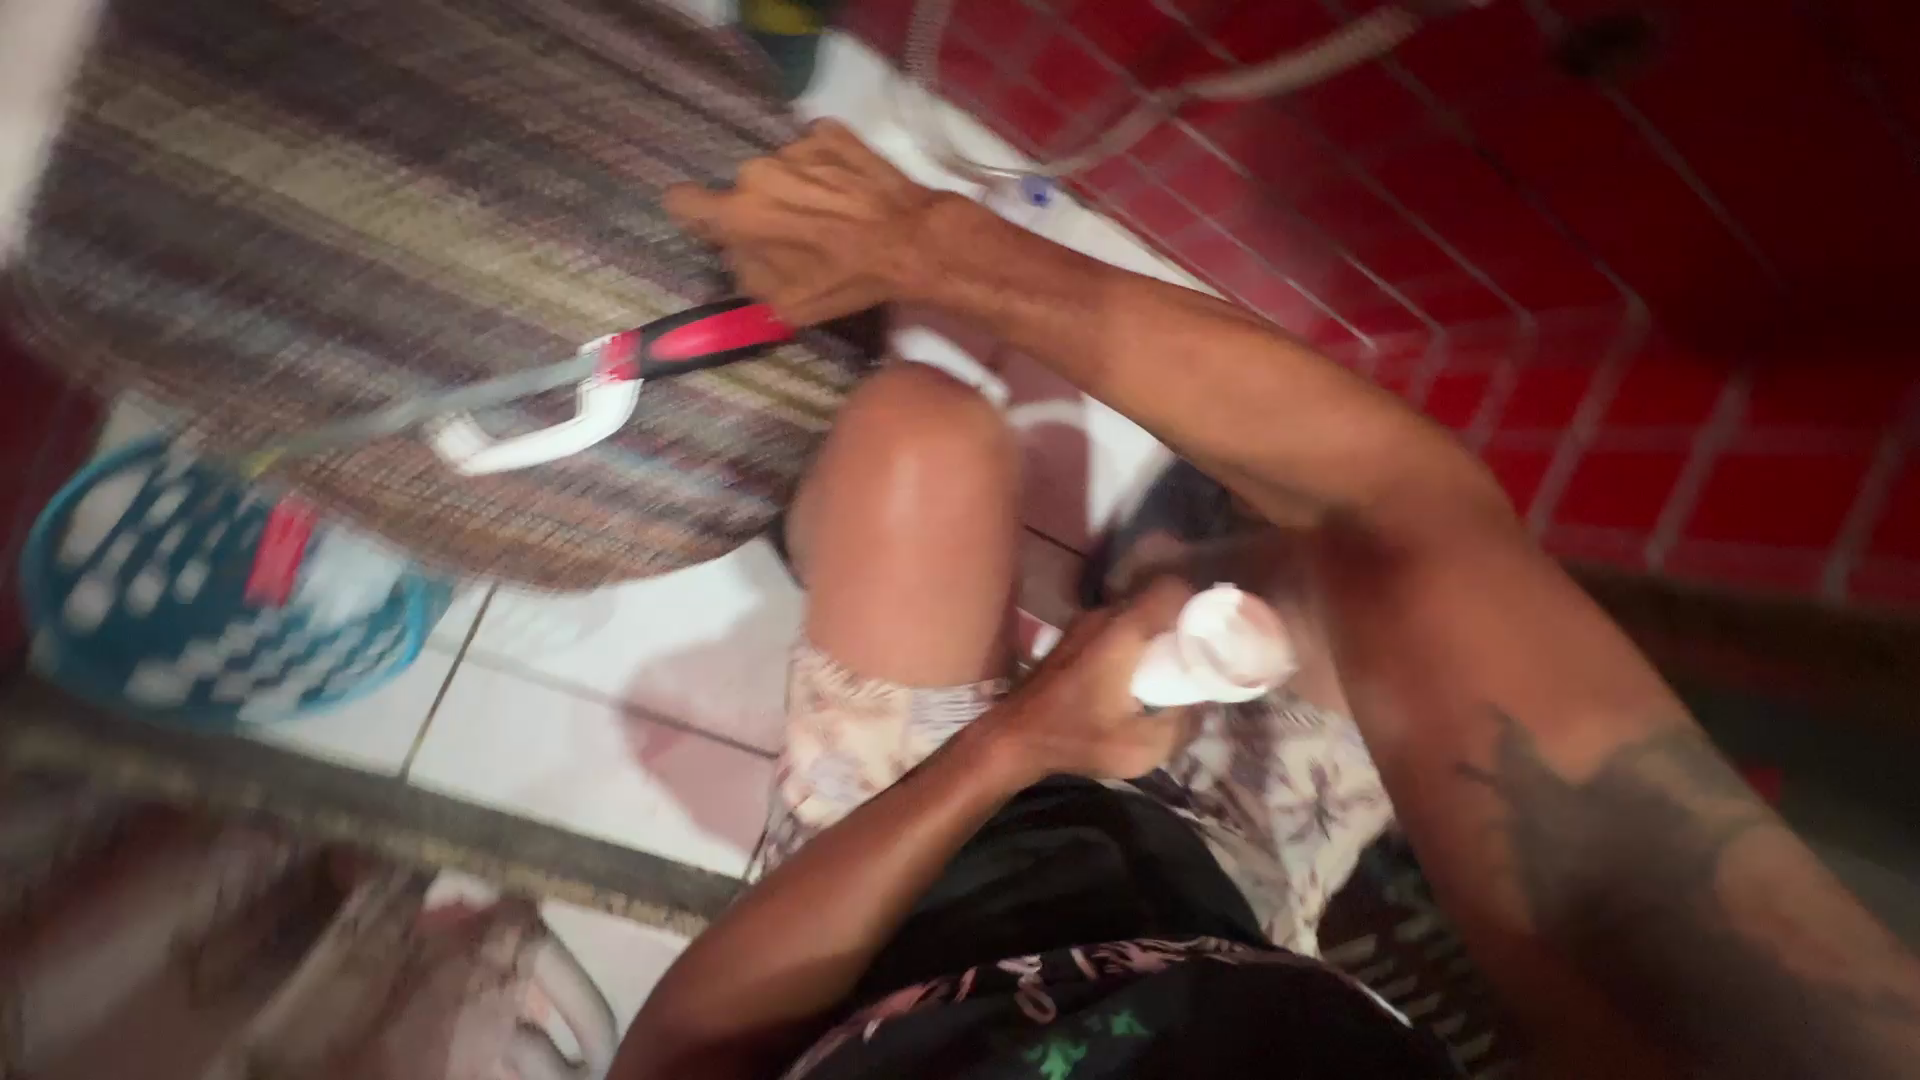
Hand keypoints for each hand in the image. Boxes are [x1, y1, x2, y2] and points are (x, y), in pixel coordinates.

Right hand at [663, 120, 951, 324]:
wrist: (910, 241)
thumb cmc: (846, 280)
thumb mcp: (788, 304)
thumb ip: (748, 277)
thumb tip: (738, 258)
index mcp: (741, 214)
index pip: (684, 202)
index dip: (694, 215)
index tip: (711, 225)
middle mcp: (759, 171)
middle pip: (745, 192)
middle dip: (761, 212)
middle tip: (795, 235)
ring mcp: (795, 146)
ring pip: (780, 171)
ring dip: (795, 190)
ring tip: (830, 214)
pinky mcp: (829, 132)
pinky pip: (813, 152)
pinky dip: (824, 170)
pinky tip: (848, 193)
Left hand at [978, 577, 1196, 782]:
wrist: (1014, 736)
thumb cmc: (1076, 738)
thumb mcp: (1140, 748)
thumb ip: (1182, 726)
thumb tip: (1203, 707)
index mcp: (1123, 632)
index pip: (1170, 588)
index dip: (1199, 601)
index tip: (1217, 627)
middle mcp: (1103, 617)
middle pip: (1154, 598)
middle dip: (1182, 619)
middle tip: (1202, 649)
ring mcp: (1084, 624)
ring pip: (1134, 611)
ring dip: (1156, 631)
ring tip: (1174, 663)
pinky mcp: (1073, 637)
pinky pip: (1116, 625)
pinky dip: (1135, 639)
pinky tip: (1140, 672)